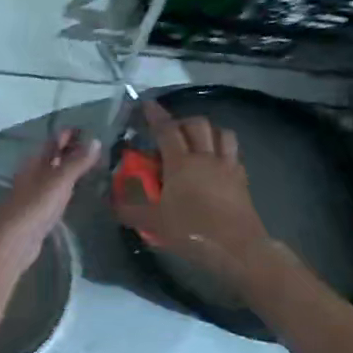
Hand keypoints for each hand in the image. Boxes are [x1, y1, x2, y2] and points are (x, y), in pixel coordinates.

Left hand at [0, 129, 100, 271]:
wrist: (14, 241)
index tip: (86, 129)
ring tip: (88, 165)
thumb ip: (76, 162)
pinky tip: (72, 192)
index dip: (67, 135)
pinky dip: (65, 188)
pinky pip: (54, 193)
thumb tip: (95, 140)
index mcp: (34, 164)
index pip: (52, 143)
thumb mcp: (58, 181)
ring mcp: (34, 194)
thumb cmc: (35, 207)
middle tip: (93, 146)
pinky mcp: (38, 212)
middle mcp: (32, 175)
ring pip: (53, 175)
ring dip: (68, 169)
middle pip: (52, 158)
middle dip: (69, 150)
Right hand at [115, 101, 284, 287]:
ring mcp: (227, 167)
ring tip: (197, 141)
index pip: (167, 129)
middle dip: (182, 121)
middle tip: (171, 130)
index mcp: (181, 163)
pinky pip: (234, 154)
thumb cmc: (193, 231)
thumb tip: (110, 202)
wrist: (238, 249)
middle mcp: (205, 157)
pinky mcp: (242, 180)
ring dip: (208, 131)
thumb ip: (129, 210)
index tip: (147, 103)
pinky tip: (215, 163)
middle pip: (197, 124)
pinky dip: (223, 150)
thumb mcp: (153, 223)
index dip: (155, 115)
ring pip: (222, 133)